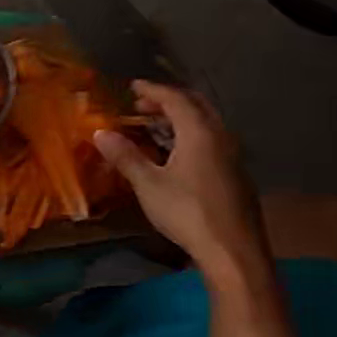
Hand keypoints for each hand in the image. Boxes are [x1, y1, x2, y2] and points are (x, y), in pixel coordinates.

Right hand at [93, 80, 266, 283]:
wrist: (232, 249)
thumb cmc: (187, 212)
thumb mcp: (149, 185)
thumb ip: (126, 157)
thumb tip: (100, 133)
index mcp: (199, 131)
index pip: (175, 99)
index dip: (153, 90)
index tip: (133, 87)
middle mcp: (220, 135)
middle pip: (195, 106)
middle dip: (168, 101)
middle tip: (143, 106)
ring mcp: (232, 155)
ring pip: (206, 125)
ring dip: (180, 120)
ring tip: (156, 128)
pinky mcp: (235, 174)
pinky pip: (211, 142)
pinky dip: (191, 137)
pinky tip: (178, 156)